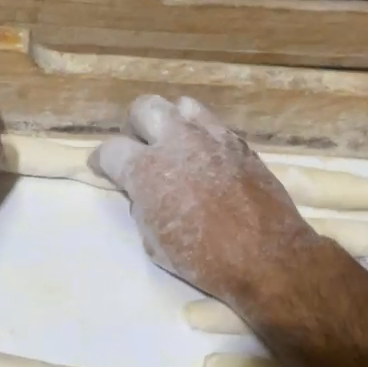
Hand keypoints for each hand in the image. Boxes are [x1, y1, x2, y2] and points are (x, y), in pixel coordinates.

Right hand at [95, 95, 318, 305]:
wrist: (266, 257)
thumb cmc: (203, 259)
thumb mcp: (154, 243)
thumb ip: (142, 208)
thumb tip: (141, 194)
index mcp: (146, 170)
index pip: (110, 149)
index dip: (102, 161)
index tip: (103, 170)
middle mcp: (176, 142)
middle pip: (144, 108)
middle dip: (135, 127)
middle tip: (139, 149)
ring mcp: (211, 137)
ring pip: (181, 106)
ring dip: (171, 122)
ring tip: (174, 145)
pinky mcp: (239, 143)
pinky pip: (212, 124)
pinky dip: (200, 135)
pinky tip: (203, 158)